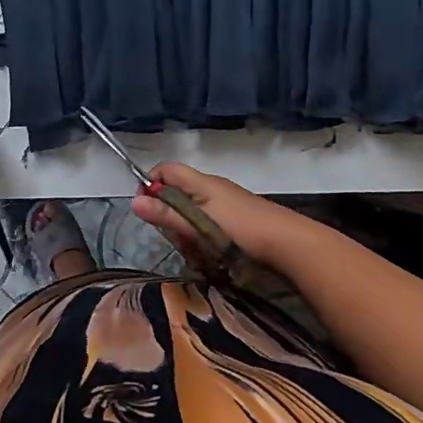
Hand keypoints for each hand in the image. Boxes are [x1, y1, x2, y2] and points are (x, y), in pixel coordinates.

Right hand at [129, 162, 313, 265]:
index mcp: (202, 182)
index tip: (147, 209)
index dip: (151, 183)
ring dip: (188, 229)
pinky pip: (211, 221)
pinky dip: (205, 235)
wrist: (288, 243)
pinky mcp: (240, 217)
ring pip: (194, 210)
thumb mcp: (198, 225)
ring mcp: (229, 202)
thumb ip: (166, 215)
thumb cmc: (240, 230)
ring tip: (196, 249)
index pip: (166, 169)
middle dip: (170, 214)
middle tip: (175, 237)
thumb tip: (134, 201)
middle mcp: (214, 187)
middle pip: (178, 192)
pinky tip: (212, 253)